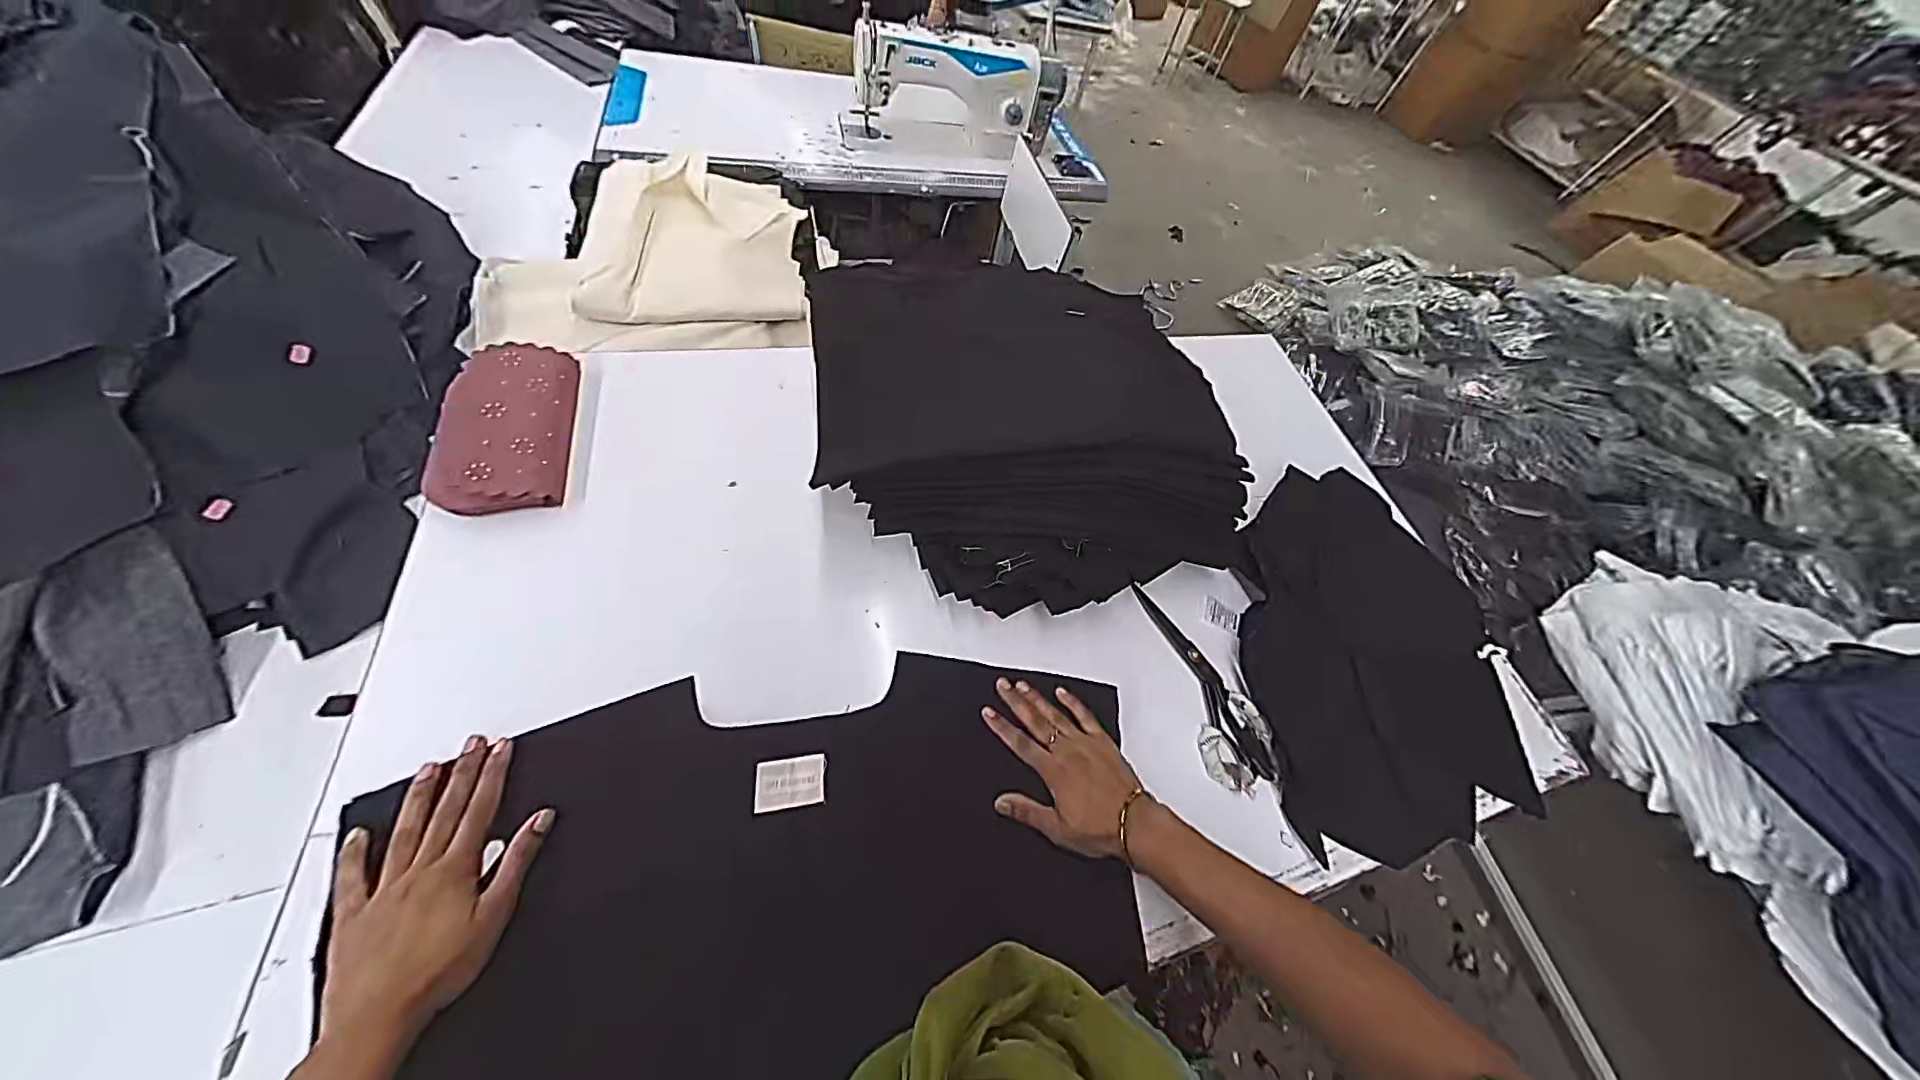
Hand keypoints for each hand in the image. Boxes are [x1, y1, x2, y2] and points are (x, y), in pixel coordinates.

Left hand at [321, 735, 553, 1041]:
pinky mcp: (353, 915)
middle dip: (462, 772)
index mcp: (454, 869)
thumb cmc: (439, 971)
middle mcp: (418, 871)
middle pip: (445, 810)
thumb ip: (517, 861)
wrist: (378, 1016)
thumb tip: (539, 821)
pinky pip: (353, 876)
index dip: (492, 773)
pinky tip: (359, 833)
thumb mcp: (495, 914)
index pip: (479, 808)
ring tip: (430, 768)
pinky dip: (355, 851)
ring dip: (419, 796)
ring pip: (404, 831)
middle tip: (471, 744)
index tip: (500, 748)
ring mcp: (383, 890)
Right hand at [981, 678, 1147, 859]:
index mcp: (1054, 771)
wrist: (1135, 824)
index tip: (990, 713)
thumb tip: (1003, 803)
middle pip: (1035, 721)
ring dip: (1038, 698)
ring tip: (1023, 686)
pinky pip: (1085, 716)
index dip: (1002, 727)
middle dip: (1015, 701)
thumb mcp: (1057, 828)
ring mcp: (1086, 744)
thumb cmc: (1101, 828)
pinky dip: (1072, 702)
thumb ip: (1027, 812)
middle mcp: (1068, 752)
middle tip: (1003, 686)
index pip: (1020, 743)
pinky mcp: (1103, 742)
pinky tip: (1062, 693)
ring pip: (1056, 715)